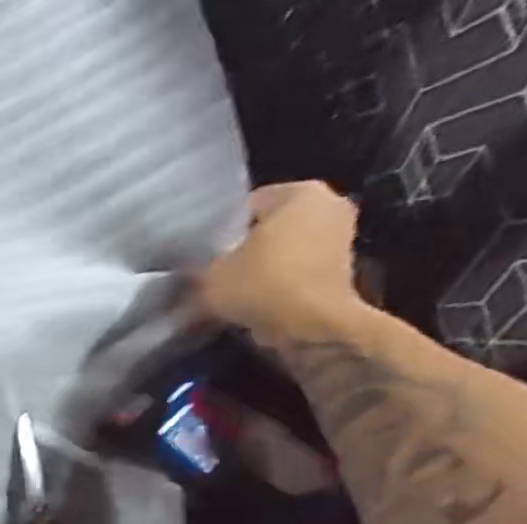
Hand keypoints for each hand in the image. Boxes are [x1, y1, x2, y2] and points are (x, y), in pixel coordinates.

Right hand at [198, 180, 363, 344]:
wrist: (311, 328)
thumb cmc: (262, 285)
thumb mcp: (209, 277)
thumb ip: (195, 270)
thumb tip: (184, 274)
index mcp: (300, 191)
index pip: (245, 207)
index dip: (217, 233)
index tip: (200, 258)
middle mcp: (329, 204)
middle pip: (267, 228)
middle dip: (241, 251)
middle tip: (213, 275)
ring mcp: (341, 238)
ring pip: (282, 251)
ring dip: (258, 270)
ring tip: (230, 293)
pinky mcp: (342, 271)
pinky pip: (295, 272)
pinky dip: (276, 285)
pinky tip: (252, 304)